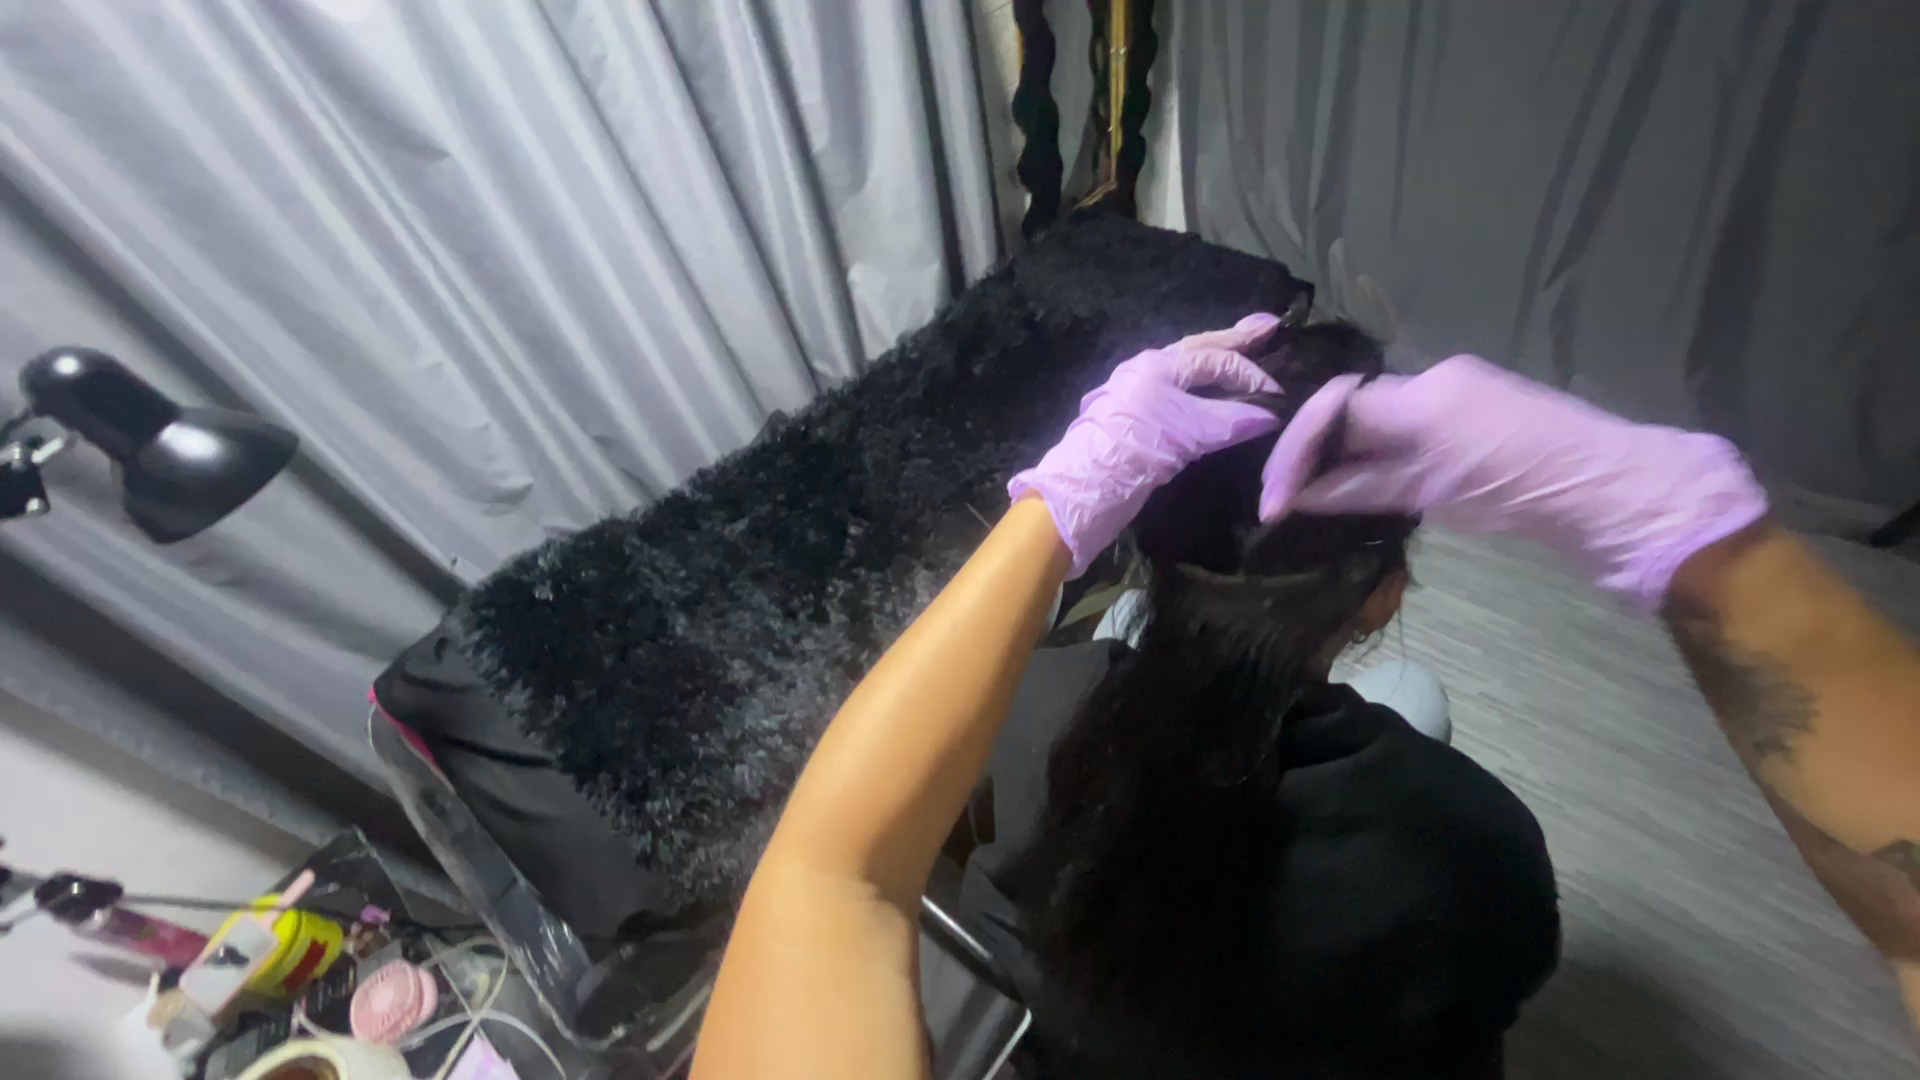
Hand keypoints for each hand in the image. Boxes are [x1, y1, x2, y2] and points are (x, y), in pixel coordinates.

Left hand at [1011, 313, 1285, 577]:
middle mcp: (1146, 371)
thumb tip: (1269, 416)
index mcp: (1157, 365)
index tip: (1277, 393)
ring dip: (1215, 365)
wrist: (1088, 486)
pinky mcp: (1136, 420)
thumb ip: (1231, 420)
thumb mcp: (1189, 432)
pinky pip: (1177, 397)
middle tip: (1268, 326)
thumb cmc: (1136, 449)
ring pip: (1185, 373)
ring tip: (1245, 353)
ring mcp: (1138, 394)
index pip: (1214, 358)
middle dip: (1233, 341)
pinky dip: (1201, 393)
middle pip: (1197, 350)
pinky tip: (1214, 396)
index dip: (1249, 374)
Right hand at [1258, 355, 1766, 610]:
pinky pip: (1392, 431)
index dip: (1293, 449)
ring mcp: (1448, 396)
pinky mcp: (1462, 418)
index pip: (1332, 407)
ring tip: (1300, 499)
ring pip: (1363, 422)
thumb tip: (1298, 497)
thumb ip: (1359, 488)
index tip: (1274, 498)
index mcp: (1423, 393)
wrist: (1621, 494)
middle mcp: (1430, 383)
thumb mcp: (1433, 493)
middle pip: (1342, 410)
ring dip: (1328, 459)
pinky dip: (1362, 459)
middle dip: (1302, 454)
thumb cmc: (1526, 489)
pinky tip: (1344, 485)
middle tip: (1277, 501)